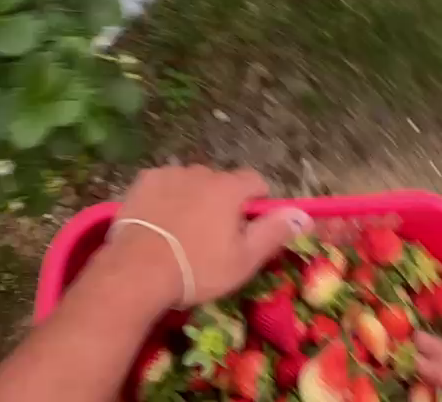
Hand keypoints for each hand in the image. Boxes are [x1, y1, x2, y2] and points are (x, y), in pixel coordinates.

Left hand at [96, 165, 309, 308]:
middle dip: (222, 203)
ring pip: (191, 182)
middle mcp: (201, 171)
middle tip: (213, 237)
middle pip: (221, 182)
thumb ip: (274, 232)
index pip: (255, 181)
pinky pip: (164, 184)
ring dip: (193, 199)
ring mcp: (170, 172)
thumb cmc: (198, 268)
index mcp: (229, 188)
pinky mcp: (144, 179)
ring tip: (182, 232)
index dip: (257, 201)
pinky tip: (159, 223)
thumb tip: (302, 214)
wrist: (138, 270)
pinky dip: (166, 198)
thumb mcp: (244, 260)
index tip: (249, 225)